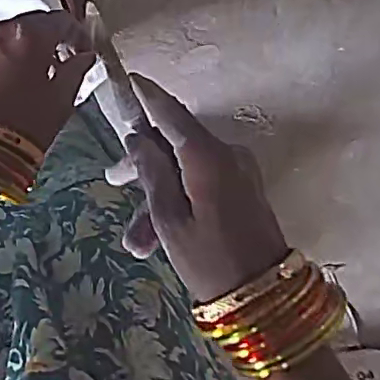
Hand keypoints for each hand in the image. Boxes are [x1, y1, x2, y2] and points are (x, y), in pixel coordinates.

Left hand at [0, 10, 94, 152]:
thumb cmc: (24, 126)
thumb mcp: (61, 99)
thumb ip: (76, 70)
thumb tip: (83, 57)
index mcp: (29, 35)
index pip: (61, 21)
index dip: (78, 34)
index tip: (84, 49)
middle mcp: (1, 31)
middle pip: (33, 24)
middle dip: (51, 37)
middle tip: (65, 57)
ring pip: (11, 35)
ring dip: (27, 46)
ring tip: (41, 70)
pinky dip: (7, 55)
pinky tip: (16, 77)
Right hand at [114, 75, 291, 301]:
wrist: (265, 299)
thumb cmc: (210, 261)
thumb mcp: (169, 220)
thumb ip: (152, 173)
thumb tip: (138, 138)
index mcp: (208, 156)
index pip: (171, 112)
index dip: (147, 96)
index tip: (128, 79)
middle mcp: (227, 154)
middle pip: (176, 142)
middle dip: (144, 161)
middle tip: (114, 178)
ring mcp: (238, 171)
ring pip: (186, 168)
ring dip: (159, 195)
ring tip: (137, 240)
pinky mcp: (243, 188)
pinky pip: (202, 181)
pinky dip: (179, 199)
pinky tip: (158, 236)